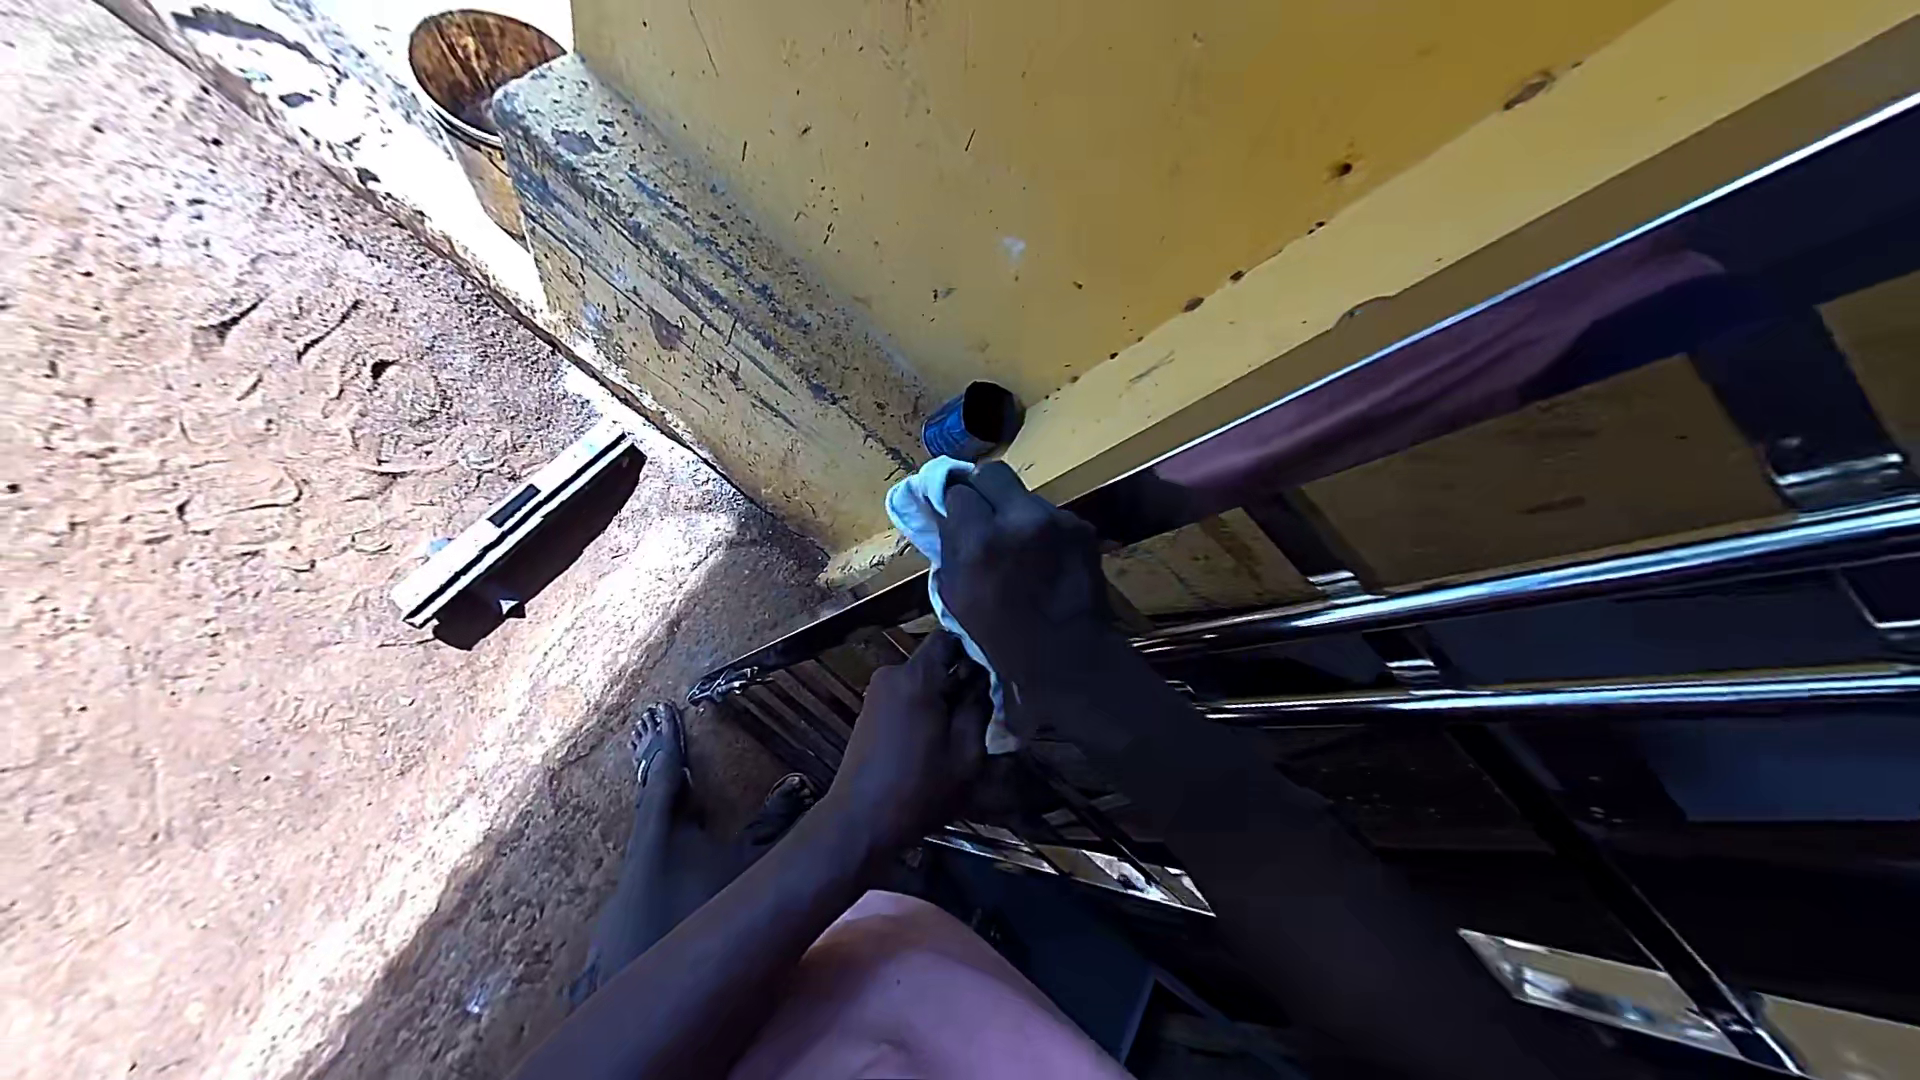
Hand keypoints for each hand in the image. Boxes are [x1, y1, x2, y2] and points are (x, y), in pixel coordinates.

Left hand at [824, 630, 989, 853]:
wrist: (859, 823)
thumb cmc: (918, 790)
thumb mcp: (966, 754)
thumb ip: (979, 708)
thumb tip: (985, 682)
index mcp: (916, 677)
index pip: (949, 636)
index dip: (976, 644)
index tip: (999, 661)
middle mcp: (892, 674)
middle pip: (937, 660)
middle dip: (963, 678)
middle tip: (989, 704)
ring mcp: (877, 692)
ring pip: (923, 681)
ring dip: (945, 696)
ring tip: (967, 725)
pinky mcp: (871, 710)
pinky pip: (907, 695)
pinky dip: (926, 707)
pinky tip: (939, 736)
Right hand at [935, 462, 1112, 678]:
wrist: (1068, 654)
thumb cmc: (1001, 636)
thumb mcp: (955, 596)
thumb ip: (950, 547)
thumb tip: (948, 516)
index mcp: (979, 541)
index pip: (958, 491)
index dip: (956, 504)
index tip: (958, 517)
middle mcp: (1018, 519)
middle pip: (991, 473)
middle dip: (983, 490)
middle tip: (984, 514)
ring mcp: (1055, 520)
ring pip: (1024, 495)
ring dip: (1015, 512)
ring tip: (1020, 544)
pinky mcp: (1080, 526)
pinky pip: (1051, 514)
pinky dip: (1042, 529)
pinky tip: (1045, 555)